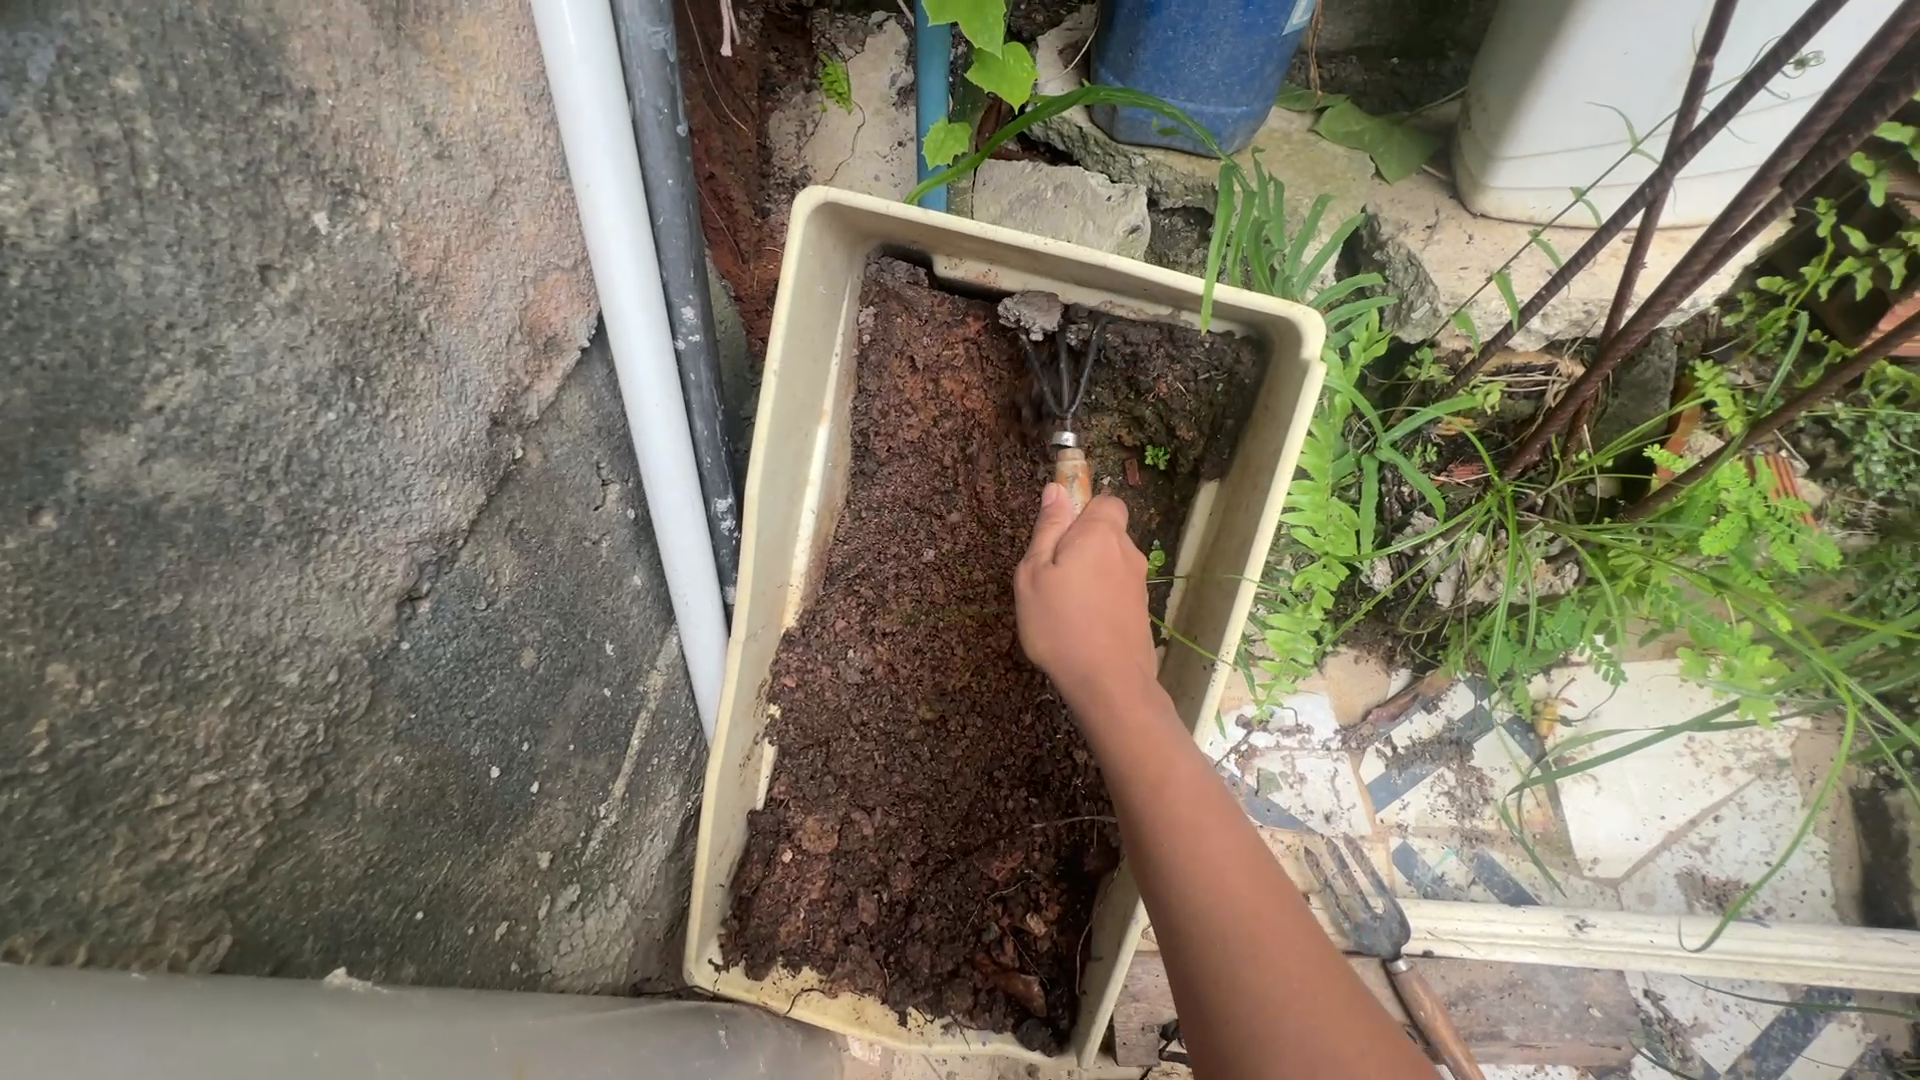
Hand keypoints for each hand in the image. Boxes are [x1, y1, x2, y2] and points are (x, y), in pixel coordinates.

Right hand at [1015, 484, 1159, 712]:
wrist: (1108, 682)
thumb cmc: (1060, 624)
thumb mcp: (1034, 574)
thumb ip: (1048, 529)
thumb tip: (1056, 490)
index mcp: (1100, 535)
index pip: (1106, 501)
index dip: (1083, 511)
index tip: (1058, 535)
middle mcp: (1127, 552)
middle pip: (1108, 533)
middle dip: (1083, 546)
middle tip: (1052, 576)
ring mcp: (1139, 583)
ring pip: (1112, 564)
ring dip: (1091, 575)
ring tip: (1064, 606)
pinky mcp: (1143, 611)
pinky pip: (1117, 590)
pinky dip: (1101, 598)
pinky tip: (1082, 624)